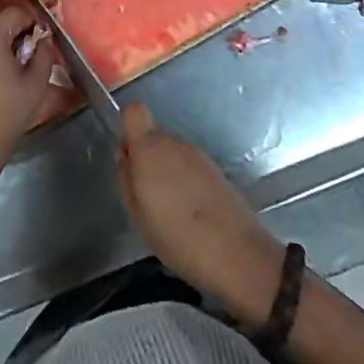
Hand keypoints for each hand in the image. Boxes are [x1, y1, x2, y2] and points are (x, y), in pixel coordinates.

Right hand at [117, 103, 284, 326]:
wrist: (236, 253)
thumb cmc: (177, 237)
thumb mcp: (137, 214)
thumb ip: (127, 178)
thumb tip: (126, 156)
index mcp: (150, 148)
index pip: (133, 111)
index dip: (127, 127)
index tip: (127, 157)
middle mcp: (175, 143)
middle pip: (153, 135)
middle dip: (146, 157)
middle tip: (145, 195)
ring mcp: (199, 154)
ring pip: (171, 152)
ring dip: (166, 171)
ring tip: (169, 210)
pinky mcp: (216, 169)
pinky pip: (189, 166)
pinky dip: (184, 181)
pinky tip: (189, 213)